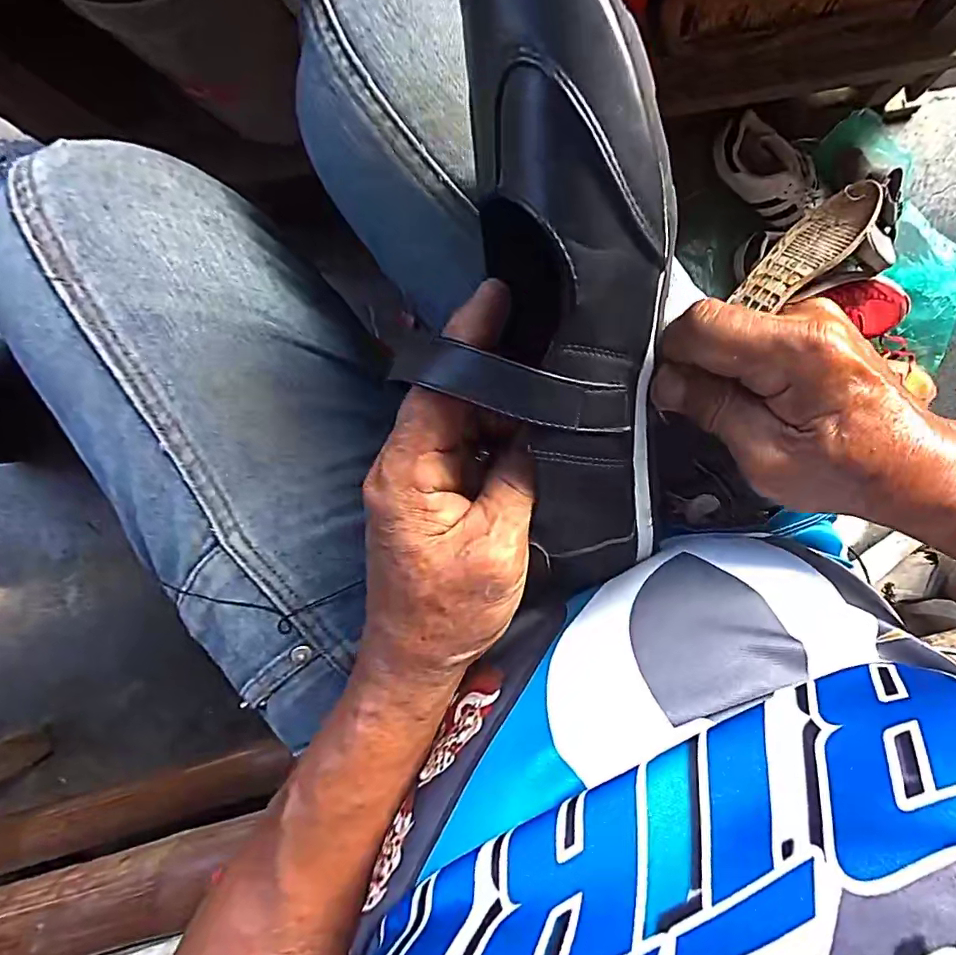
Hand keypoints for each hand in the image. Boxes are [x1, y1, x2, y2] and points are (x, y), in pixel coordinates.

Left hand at [361, 280, 534, 683]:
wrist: (418, 660)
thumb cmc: (451, 609)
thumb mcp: (498, 543)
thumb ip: (516, 477)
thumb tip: (531, 432)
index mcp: (410, 471)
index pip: (438, 388)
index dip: (466, 339)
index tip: (495, 295)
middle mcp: (406, 466)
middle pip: (451, 397)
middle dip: (496, 371)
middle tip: (547, 346)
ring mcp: (419, 480)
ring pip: (463, 422)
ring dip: (502, 407)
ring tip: (549, 388)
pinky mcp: (435, 495)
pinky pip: (469, 450)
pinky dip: (499, 437)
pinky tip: (532, 431)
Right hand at [650, 297, 955, 530]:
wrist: (909, 463)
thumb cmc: (855, 470)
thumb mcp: (767, 458)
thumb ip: (713, 411)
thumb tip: (669, 384)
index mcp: (798, 349)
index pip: (700, 323)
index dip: (674, 359)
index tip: (674, 392)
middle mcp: (809, 317)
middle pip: (716, 321)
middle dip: (701, 365)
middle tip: (717, 412)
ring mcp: (815, 316)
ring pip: (734, 327)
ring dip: (726, 367)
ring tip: (754, 410)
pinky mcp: (816, 324)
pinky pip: (757, 333)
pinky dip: (749, 365)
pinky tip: (769, 398)